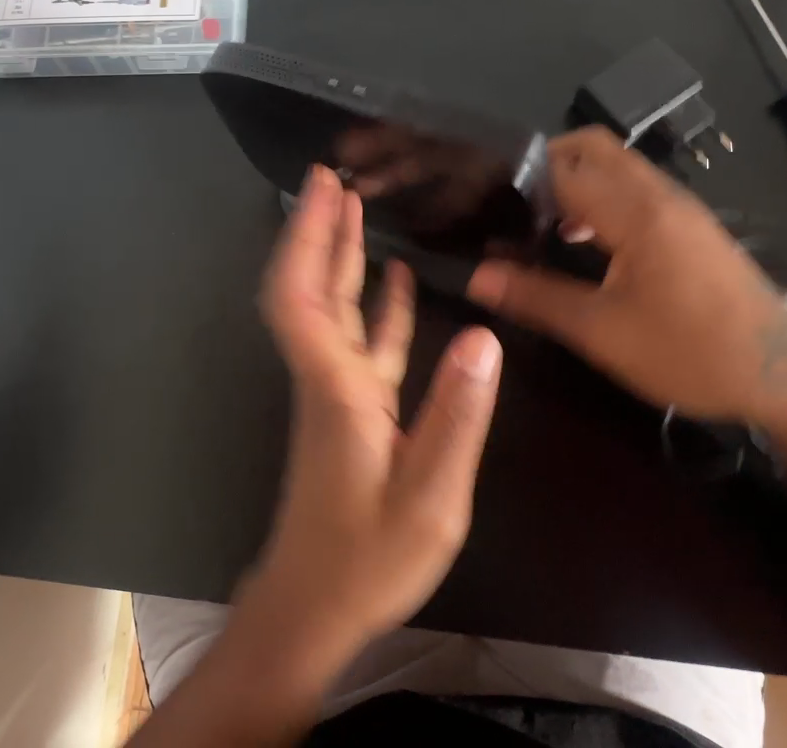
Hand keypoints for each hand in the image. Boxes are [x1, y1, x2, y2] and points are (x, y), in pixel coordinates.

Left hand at [242, 164, 503, 669]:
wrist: (313, 608)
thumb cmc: (367, 560)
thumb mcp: (431, 497)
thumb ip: (457, 416)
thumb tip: (483, 336)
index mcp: (337, 390)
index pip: (302, 299)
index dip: (306, 239)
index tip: (322, 190)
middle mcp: (327, 381)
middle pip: (311, 292)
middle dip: (319, 230)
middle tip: (335, 178)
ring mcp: (336, 397)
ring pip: (334, 313)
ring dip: (341, 259)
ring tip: (360, 210)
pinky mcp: (349, 414)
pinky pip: (361, 346)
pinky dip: (377, 309)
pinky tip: (399, 285)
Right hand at [465, 127, 786, 425]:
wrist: (784, 377)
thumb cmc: (689, 353)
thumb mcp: (602, 332)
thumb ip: (536, 297)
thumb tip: (476, 277)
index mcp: (636, 212)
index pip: (563, 166)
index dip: (519, 179)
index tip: (484, 204)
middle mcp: (660, 195)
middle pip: (595, 147)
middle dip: (547, 163)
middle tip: (509, 204)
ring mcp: (682, 208)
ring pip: (618, 167)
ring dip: (576, 180)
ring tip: (539, 224)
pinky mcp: (693, 227)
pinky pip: (637, 190)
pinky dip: (602, 197)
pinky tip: (585, 242)